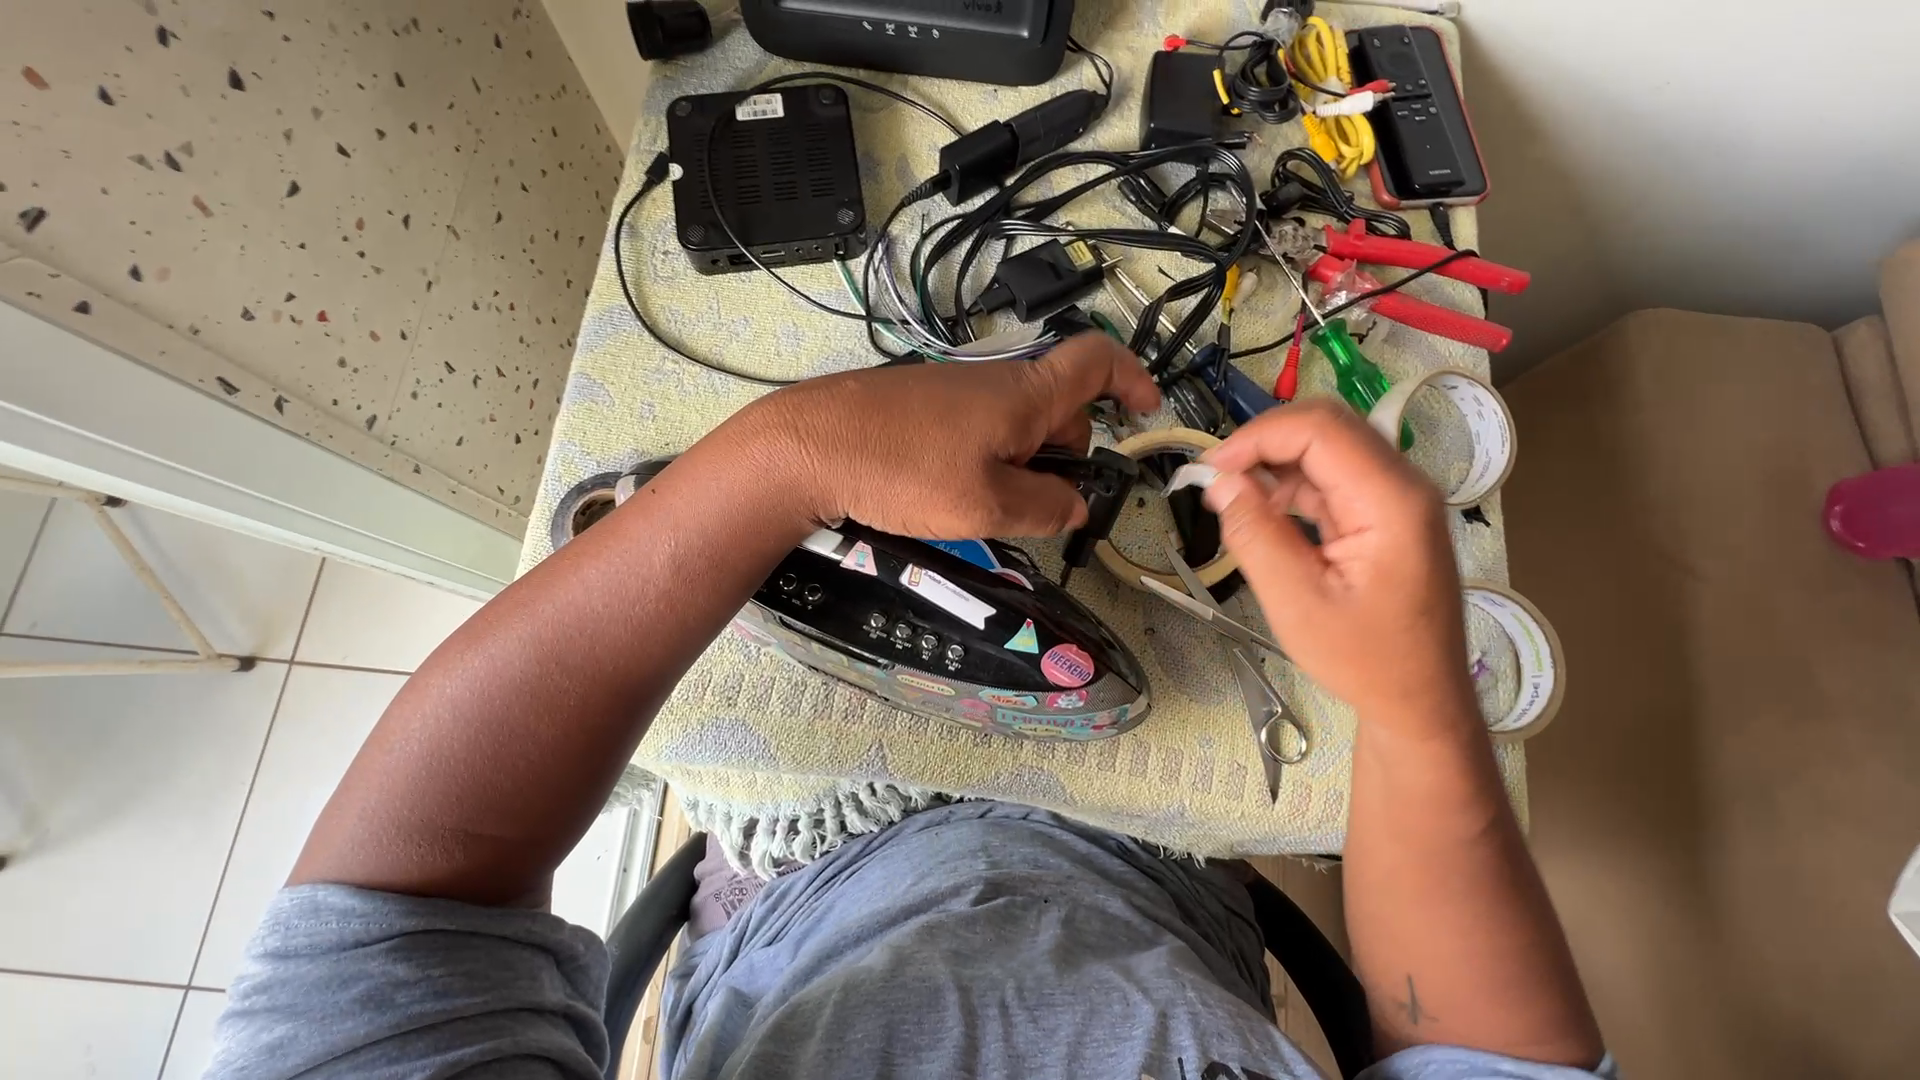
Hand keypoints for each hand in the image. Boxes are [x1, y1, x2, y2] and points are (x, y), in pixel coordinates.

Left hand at [728, 333, 1159, 538]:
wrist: (806, 448)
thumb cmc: (903, 471)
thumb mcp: (986, 506)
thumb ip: (1044, 506)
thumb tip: (1079, 505)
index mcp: (1023, 394)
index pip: (1096, 360)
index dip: (1132, 378)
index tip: (1146, 411)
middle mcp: (993, 379)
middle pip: (1057, 403)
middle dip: (1066, 450)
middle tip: (1039, 499)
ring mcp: (952, 388)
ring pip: (1013, 421)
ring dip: (1020, 461)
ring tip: (985, 504)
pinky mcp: (919, 404)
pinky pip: (975, 426)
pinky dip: (984, 457)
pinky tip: (948, 491)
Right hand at [1202, 400, 1474, 729]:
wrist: (1420, 701)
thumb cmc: (1363, 659)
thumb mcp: (1296, 602)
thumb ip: (1255, 534)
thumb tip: (1221, 482)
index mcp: (1390, 501)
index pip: (1320, 430)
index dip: (1257, 437)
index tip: (1210, 469)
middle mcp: (1403, 485)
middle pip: (1328, 427)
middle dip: (1264, 442)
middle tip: (1217, 477)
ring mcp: (1399, 499)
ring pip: (1329, 449)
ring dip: (1275, 463)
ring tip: (1232, 498)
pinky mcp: (1387, 515)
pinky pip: (1335, 478)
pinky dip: (1292, 486)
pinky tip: (1264, 511)